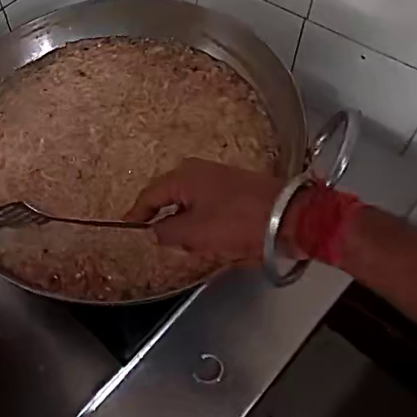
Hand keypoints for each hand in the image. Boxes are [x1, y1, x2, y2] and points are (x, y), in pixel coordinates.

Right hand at [125, 158, 288, 265]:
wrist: (290, 218)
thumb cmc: (239, 222)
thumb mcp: (195, 233)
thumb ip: (167, 232)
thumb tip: (155, 231)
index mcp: (184, 176)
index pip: (149, 195)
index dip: (136, 214)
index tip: (126, 227)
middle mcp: (199, 171)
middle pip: (170, 197)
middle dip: (164, 219)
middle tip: (158, 239)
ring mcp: (219, 179)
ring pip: (190, 204)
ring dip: (187, 224)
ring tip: (190, 244)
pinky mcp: (236, 190)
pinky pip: (209, 207)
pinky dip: (204, 223)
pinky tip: (212, 239)